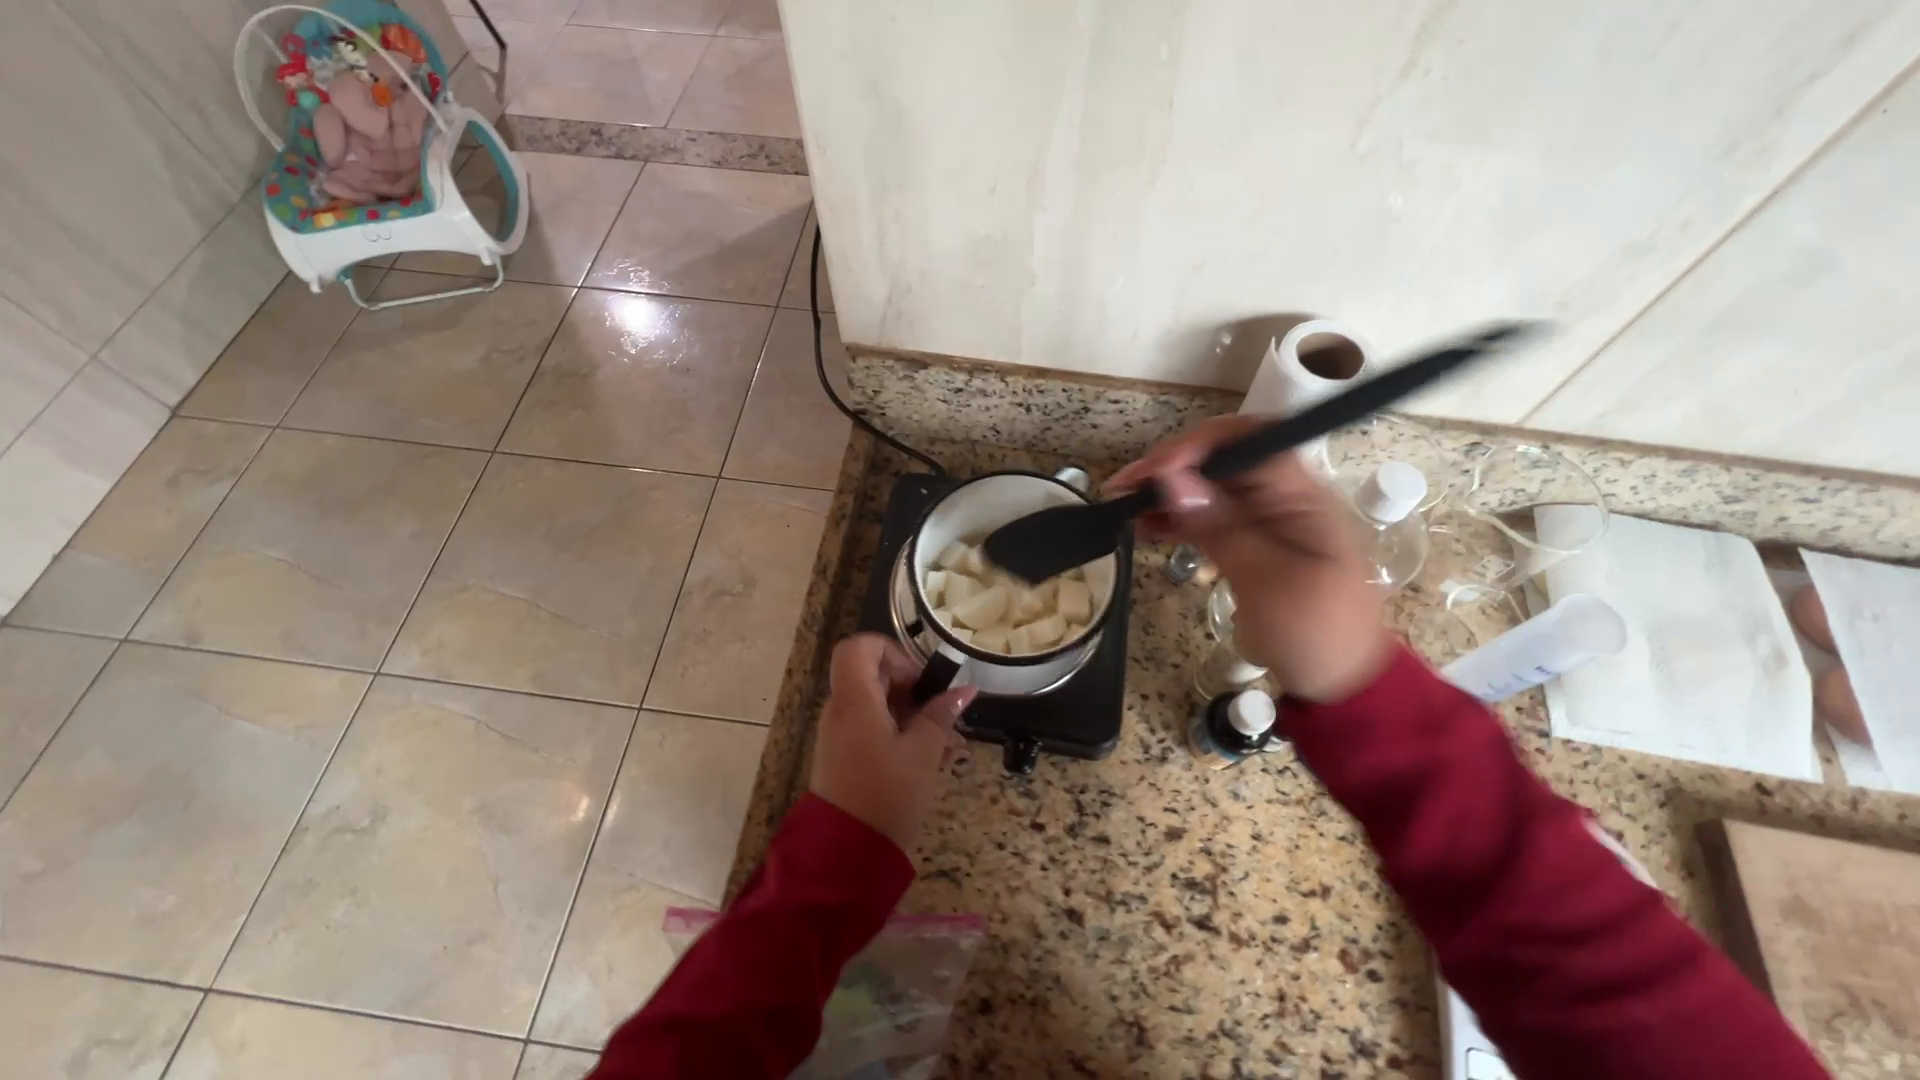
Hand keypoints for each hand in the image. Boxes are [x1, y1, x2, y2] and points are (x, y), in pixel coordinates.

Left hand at [810, 634, 977, 851]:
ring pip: (876, 704)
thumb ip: (941, 716)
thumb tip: (965, 689)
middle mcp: (841, 711)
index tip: (920, 680)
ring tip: (946, 743)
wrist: (845, 854)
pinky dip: (900, 733)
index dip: (892, 652)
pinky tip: (930, 758)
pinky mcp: (844, 757)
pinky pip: (872, 729)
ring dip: (912, 715)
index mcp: (854, 701)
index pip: (859, 647)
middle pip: (872, 675)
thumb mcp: (923, 754)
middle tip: (942, 713)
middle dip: (912, 688)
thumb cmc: (886, 795)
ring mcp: (840, 735)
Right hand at [1110, 416, 1392, 701]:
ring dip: (1167, 491)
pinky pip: (1210, 517)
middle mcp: (1283, 497)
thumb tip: (1172, 477)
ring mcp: (1266, 521)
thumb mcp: (1265, 579)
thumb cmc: (1313, 632)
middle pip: (1223, 459)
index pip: (1246, 442)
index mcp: (1301, 495)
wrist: (1340, 684)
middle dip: (1172, 465)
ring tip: (1124, 504)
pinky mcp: (1251, 544)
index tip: (1153, 471)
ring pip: (1210, 488)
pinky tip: (1145, 525)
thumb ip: (1219, 525)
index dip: (1196, 446)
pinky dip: (1178, 517)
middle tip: (1124, 486)